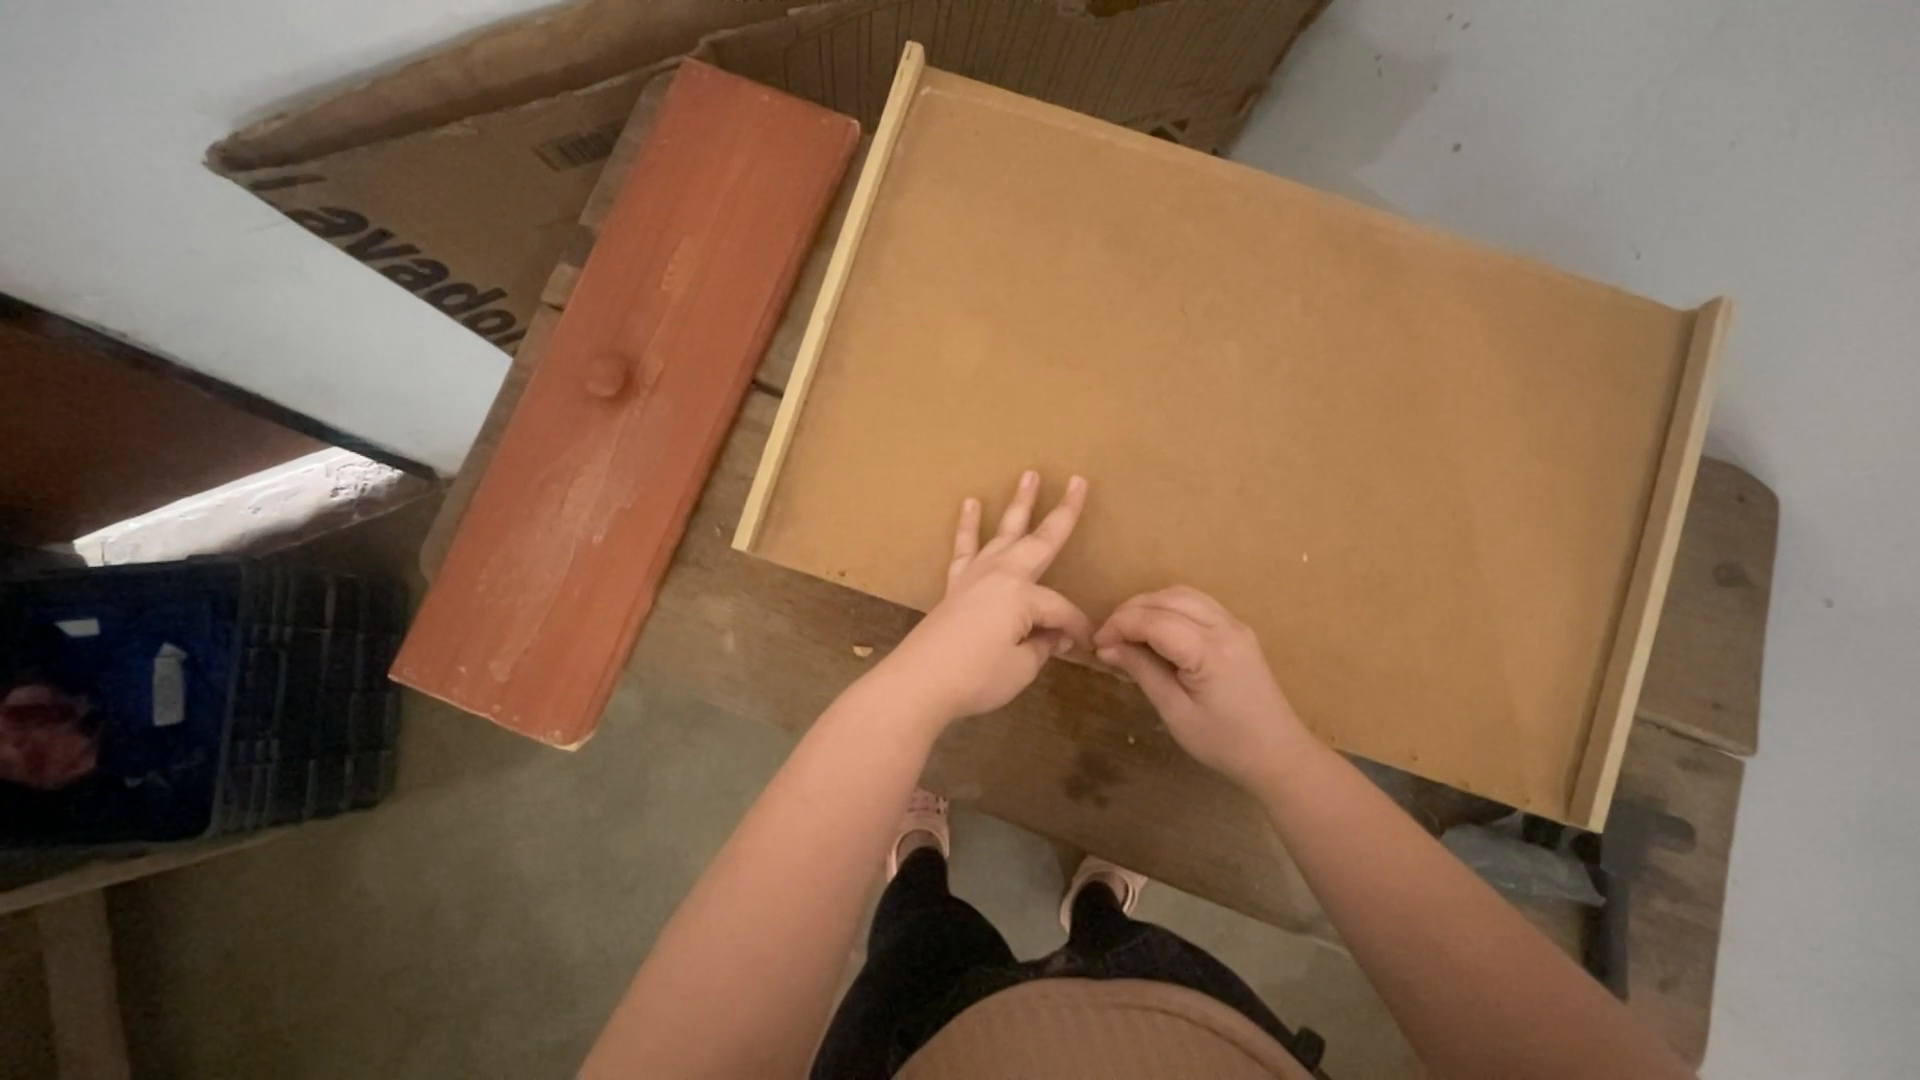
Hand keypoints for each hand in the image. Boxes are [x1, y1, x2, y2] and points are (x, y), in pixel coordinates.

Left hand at [871, 470, 1092, 726]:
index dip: (1077, 628)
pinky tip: (969, 503)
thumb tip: (1056, 636)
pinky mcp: (955, 584)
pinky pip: (964, 548)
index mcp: (1024, 596)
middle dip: (1063, 512)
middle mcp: (1002, 574)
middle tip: (1078, 482)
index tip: (1085, 646)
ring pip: (1003, 532)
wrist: (919, 681)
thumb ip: (1042, 647)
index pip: (1062, 609)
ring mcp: (976, 575)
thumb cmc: (976, 677)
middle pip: (1040, 541)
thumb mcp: (1021, 668)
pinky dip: (967, 525)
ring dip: (1018, 504)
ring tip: (1028, 475)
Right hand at [1093, 586, 1313, 789]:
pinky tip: (1156, 630)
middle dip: (1131, 611)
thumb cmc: (1224, 742)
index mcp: (1210, 651)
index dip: (1120, 626)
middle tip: (1108, 637)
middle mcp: (1225, 628)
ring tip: (1128, 631)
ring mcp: (1235, 625)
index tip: (1097, 644)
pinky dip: (1170, 607)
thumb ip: (1142, 671)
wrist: (1278, 754)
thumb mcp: (1175, 712)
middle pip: (1168, 598)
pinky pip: (1198, 603)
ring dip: (1150, 605)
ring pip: (1184, 594)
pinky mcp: (1238, 630)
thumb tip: (1107, 648)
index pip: (1154, 621)